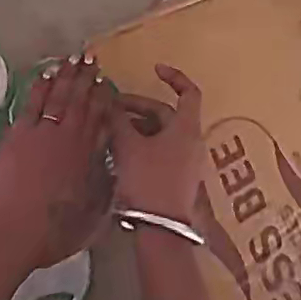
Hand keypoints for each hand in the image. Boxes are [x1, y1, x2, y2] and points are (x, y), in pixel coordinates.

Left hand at [0, 58, 114, 271]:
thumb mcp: (91, 218)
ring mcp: (42, 133)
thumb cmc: (52, 233)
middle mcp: (68, 138)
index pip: (101, 118)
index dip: (105, 98)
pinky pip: (33, 103)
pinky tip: (46, 74)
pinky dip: (41, 86)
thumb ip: (105, 191)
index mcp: (88, 156)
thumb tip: (115, 169)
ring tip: (73, 57)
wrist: (11, 231)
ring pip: (59, 96)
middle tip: (92, 58)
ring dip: (67, 75)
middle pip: (81, 100)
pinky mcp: (19, 134)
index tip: (108, 82)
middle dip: (88, 78)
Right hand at [110, 64, 206, 220]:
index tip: (155, 69)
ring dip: (137, 126)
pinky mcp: (178, 177)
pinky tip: (120, 150)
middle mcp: (192, 141)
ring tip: (111, 130)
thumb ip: (117, 119)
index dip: (174, 77)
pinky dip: (143, 143)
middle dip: (138, 108)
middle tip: (112, 109)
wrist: (160, 230)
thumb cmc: (148, 180)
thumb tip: (108, 100)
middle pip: (167, 113)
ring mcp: (187, 161)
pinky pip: (161, 150)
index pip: (189, 92)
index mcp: (186, 128)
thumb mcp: (128, 145)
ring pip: (162, 133)